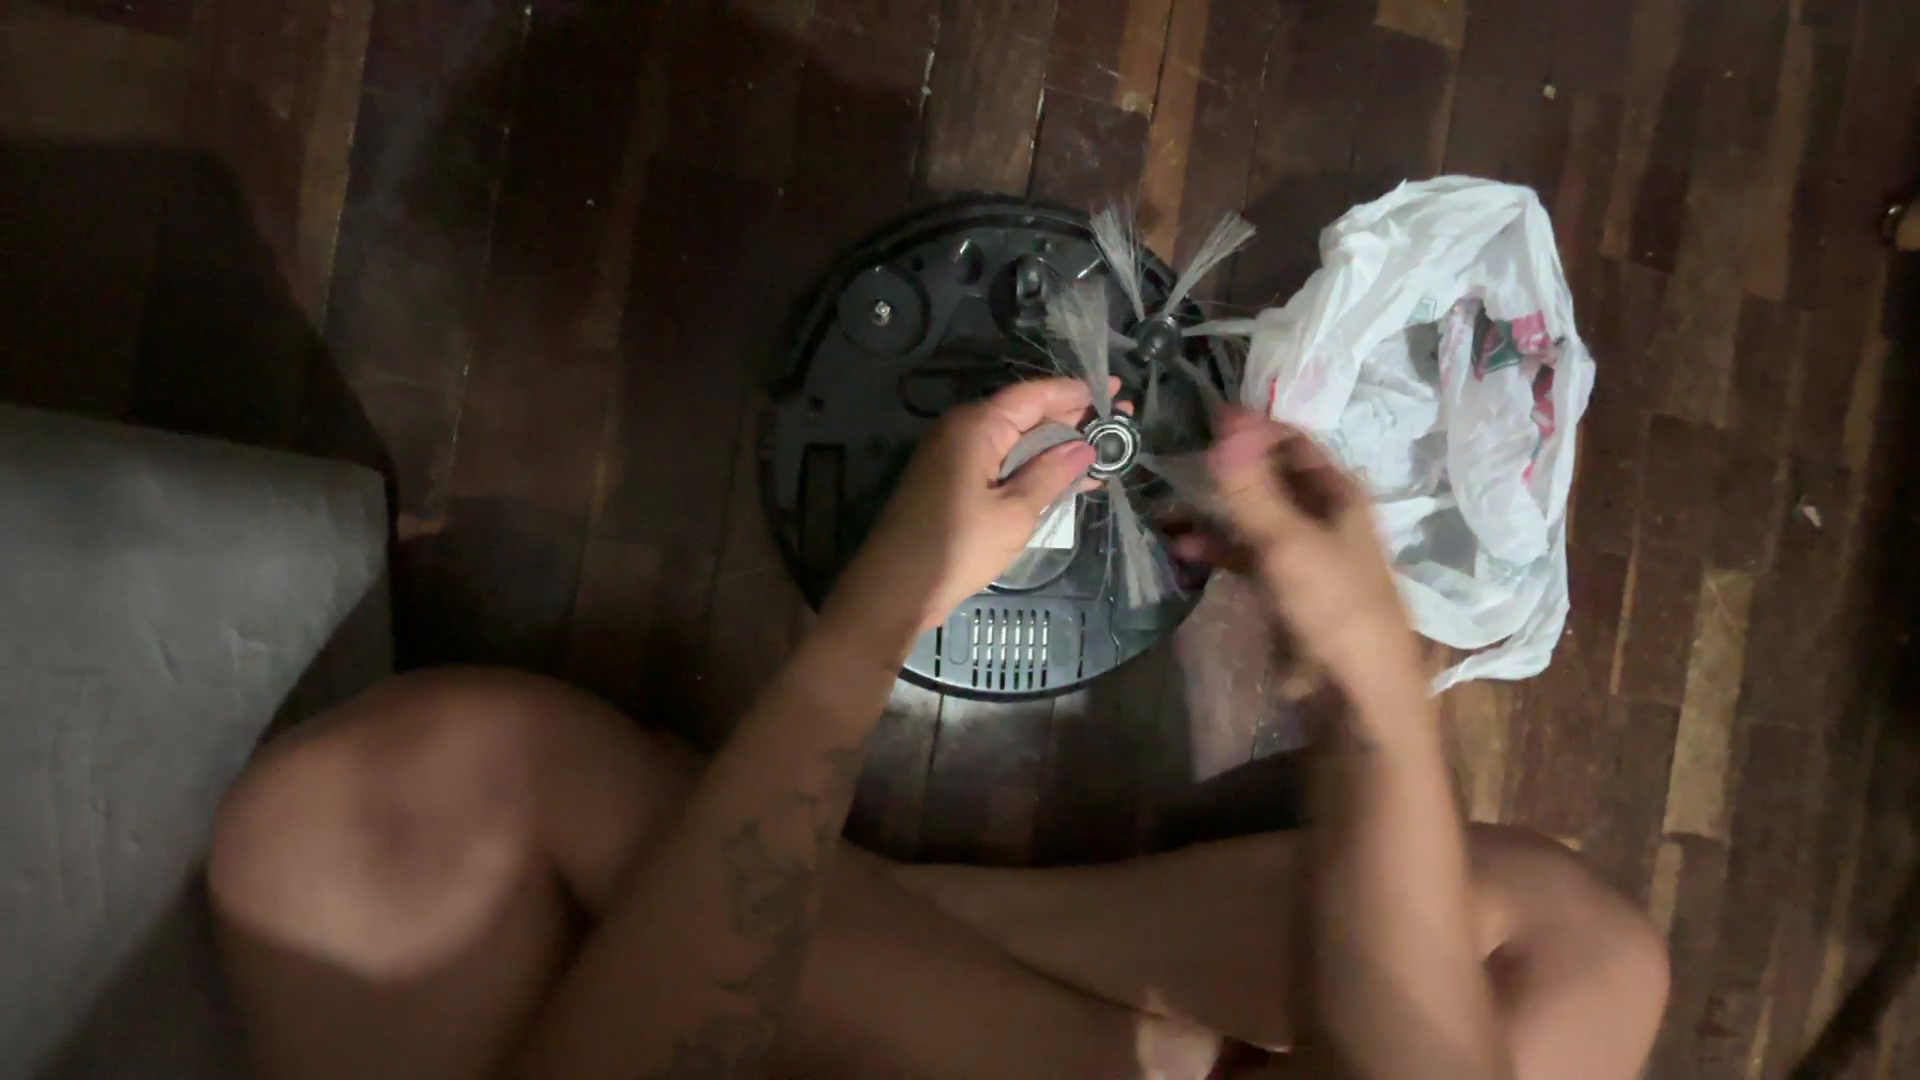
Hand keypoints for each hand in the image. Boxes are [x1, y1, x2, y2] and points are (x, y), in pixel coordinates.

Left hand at [825, 377, 1101, 640]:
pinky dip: (1032, 467)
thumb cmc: (956, 548)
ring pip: (1015, 440)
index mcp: (975, 426)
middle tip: (1119, 419)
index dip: (1075, 392)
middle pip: (1024, 414)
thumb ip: (1050, 474)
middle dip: (1071, 417)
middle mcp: (962, 431)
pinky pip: (1000, 462)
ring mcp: (954, 456)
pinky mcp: (952, 481)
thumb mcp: (1014, 513)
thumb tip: (1083, 447)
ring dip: (1056, 445)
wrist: (895, 589)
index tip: (1113, 391)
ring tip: (1104, 448)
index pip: (1033, 395)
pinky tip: (1067, 477)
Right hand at [1176, 408, 1417, 691]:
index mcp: (1337, 493)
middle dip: (1223, 472)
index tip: (1202, 420)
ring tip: (1165, 507)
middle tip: (1174, 460)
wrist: (1355, 688)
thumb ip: (1251, 485)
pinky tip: (1182, 549)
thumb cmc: (1332, 605)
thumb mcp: (1287, 541)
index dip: (1251, 428)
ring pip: (1250, 516)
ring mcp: (1301, 549)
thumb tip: (1227, 419)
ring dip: (1213, 512)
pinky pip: (1243, 554)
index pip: (1292, 440)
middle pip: (1268, 477)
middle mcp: (1321, 513)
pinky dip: (1216, 549)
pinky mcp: (1283, 583)